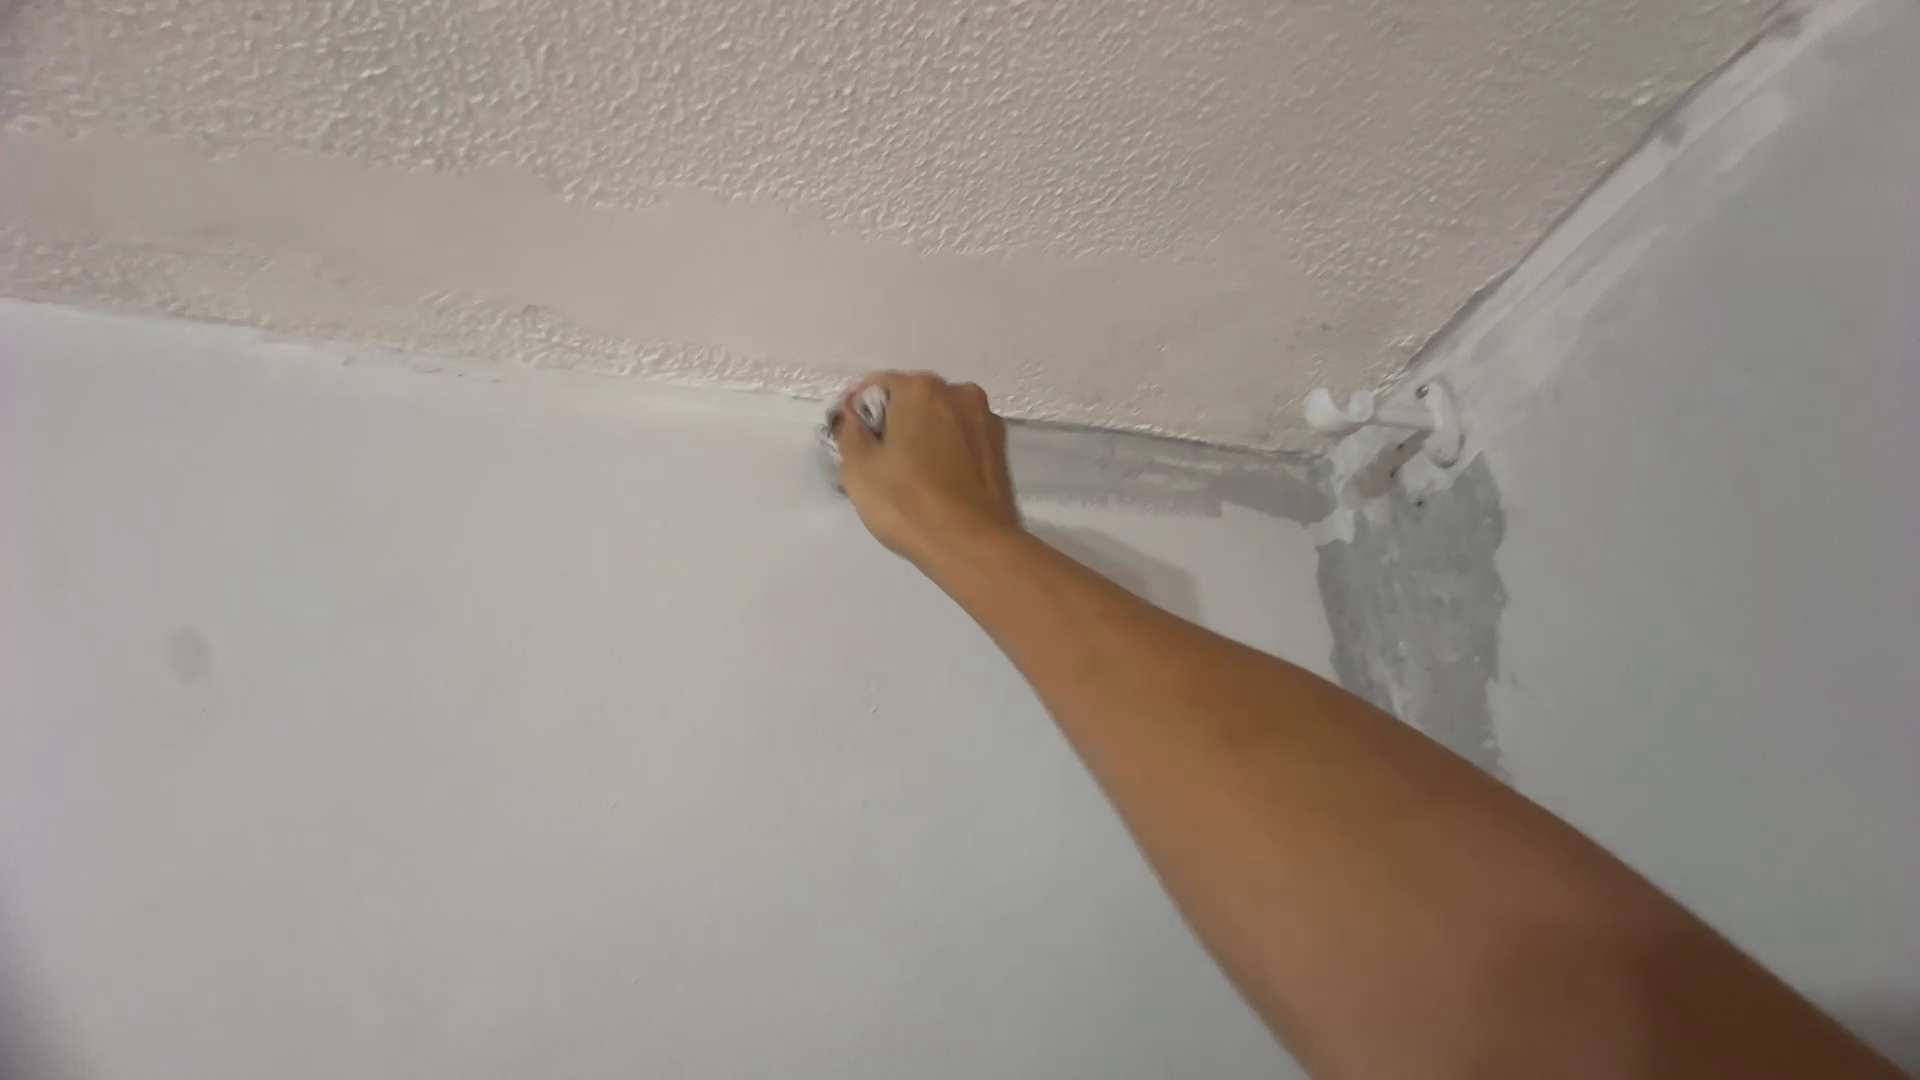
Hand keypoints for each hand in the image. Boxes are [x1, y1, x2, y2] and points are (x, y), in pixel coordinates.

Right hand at [832, 372, 1022, 563]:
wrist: (973, 545)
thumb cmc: (909, 504)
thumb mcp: (859, 468)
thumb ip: (849, 431)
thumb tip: (852, 414)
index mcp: (922, 389)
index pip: (878, 386)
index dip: (858, 411)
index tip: (851, 442)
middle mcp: (960, 394)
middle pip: (914, 399)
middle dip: (894, 422)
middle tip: (879, 463)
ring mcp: (986, 421)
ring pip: (942, 420)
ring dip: (923, 436)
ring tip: (911, 476)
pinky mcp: (1001, 450)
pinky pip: (963, 440)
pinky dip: (948, 452)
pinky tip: (938, 483)